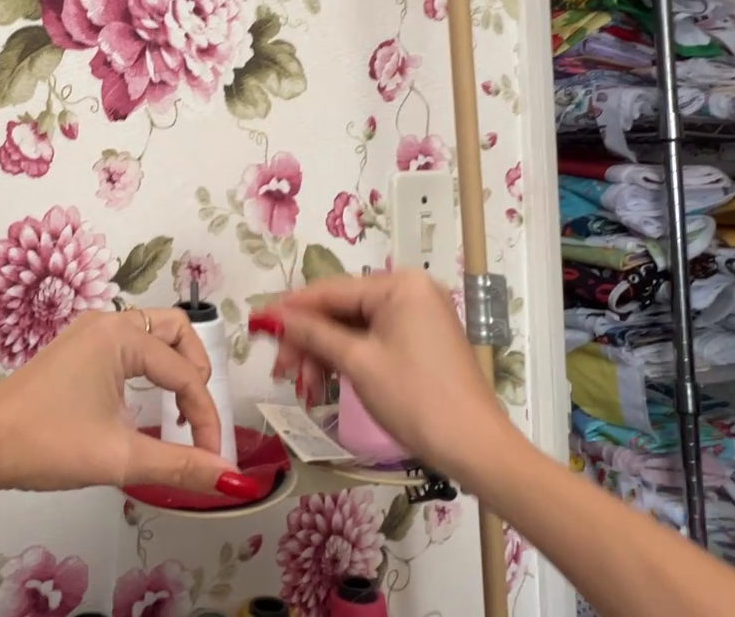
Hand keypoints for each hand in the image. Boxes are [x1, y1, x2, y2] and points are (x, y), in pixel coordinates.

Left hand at [0, 309, 261, 499]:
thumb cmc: (49, 444)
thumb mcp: (120, 458)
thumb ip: (181, 466)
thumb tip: (232, 480)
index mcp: (120, 337)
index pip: (186, 373)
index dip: (206, 417)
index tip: (212, 459)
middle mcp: (107, 323)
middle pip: (175, 330)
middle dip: (196, 370)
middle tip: (195, 417)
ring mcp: (89, 332)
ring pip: (152, 334)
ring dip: (173, 366)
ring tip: (176, 411)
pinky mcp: (77, 347)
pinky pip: (128, 344)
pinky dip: (148, 367)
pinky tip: (145, 403)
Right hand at [255, 272, 516, 478]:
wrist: (476, 450)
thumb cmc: (416, 399)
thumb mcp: (357, 362)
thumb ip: (312, 333)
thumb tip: (272, 315)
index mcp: (400, 285)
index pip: (331, 290)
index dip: (291, 309)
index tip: (258, 323)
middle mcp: (410, 292)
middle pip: (341, 310)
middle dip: (308, 341)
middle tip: (280, 370)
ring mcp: (417, 317)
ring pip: (353, 329)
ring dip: (323, 355)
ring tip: (302, 386)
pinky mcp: (420, 342)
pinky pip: (371, 341)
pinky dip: (346, 360)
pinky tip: (324, 383)